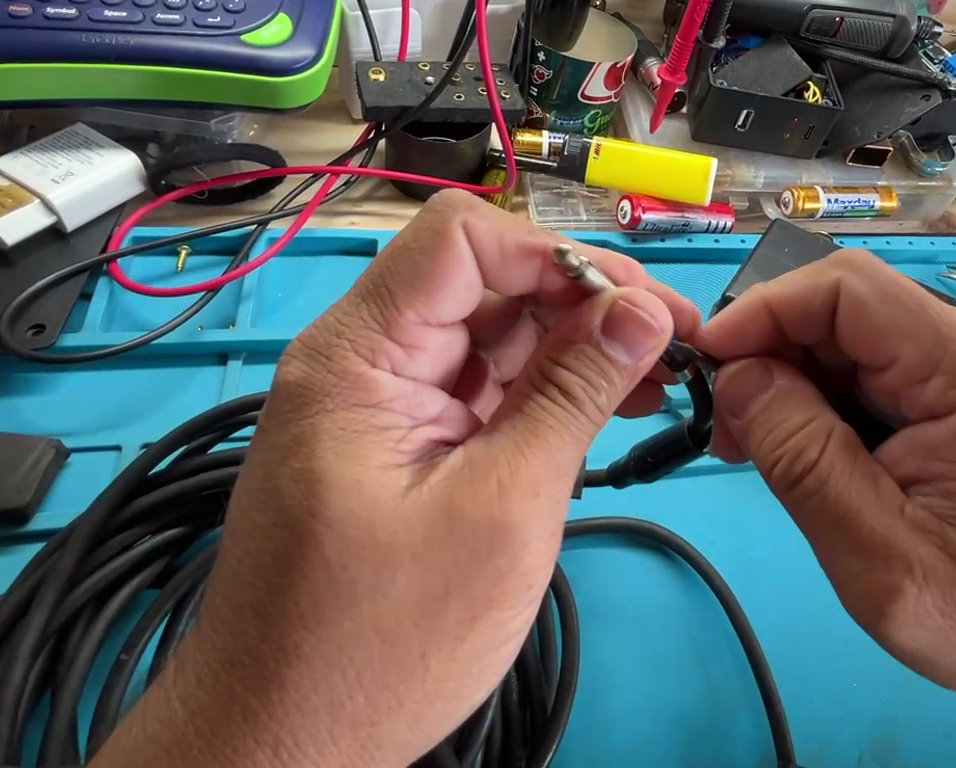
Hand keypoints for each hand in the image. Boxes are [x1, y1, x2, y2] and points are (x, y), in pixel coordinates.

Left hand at [110, 192, 699, 767]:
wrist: (282, 754)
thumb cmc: (382, 644)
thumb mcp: (502, 510)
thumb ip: (574, 394)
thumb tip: (645, 311)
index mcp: (362, 354)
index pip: (462, 239)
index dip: (554, 255)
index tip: (630, 307)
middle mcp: (371, 356)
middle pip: (489, 280)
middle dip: (585, 300)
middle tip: (672, 340)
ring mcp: (394, 398)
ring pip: (501, 331)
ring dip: (581, 344)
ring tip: (660, 375)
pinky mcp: (416, 438)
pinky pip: (495, 385)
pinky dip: (557, 388)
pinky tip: (617, 403)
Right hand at [693, 249, 955, 716]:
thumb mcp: (883, 560)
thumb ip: (804, 461)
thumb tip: (738, 377)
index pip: (846, 287)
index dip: (766, 309)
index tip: (708, 362)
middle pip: (843, 308)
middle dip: (770, 351)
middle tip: (725, 425)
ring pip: (848, 338)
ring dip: (789, 379)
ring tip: (753, 446)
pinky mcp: (954, 391)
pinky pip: (868, 370)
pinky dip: (819, 399)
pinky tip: (799, 448)